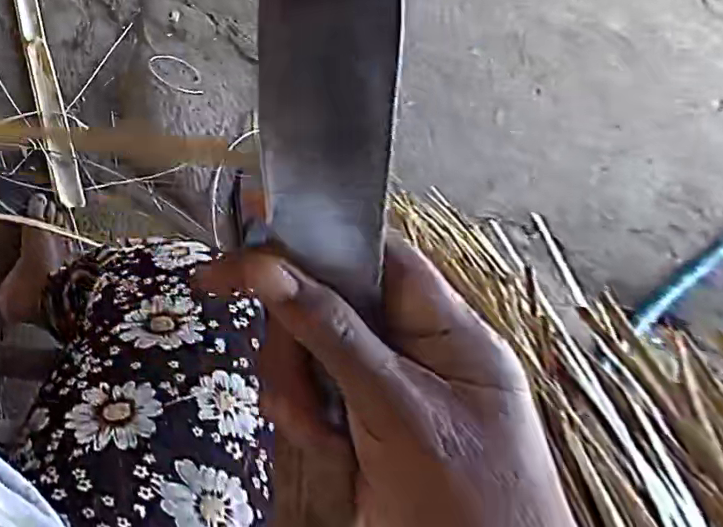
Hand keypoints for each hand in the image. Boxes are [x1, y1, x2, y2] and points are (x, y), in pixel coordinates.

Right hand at [195, 236, 574, 526]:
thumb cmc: (470, 511)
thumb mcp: (398, 413)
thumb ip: (330, 332)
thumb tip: (263, 263)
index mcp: (448, 332)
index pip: (373, 252)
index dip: (315, 233)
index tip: (252, 225)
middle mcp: (412, 347)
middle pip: (322, 294)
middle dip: (293, 334)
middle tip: (289, 378)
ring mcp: (381, 382)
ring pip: (302, 339)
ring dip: (290, 379)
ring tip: (310, 429)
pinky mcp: (354, 414)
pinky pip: (302, 380)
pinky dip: (295, 407)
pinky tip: (318, 443)